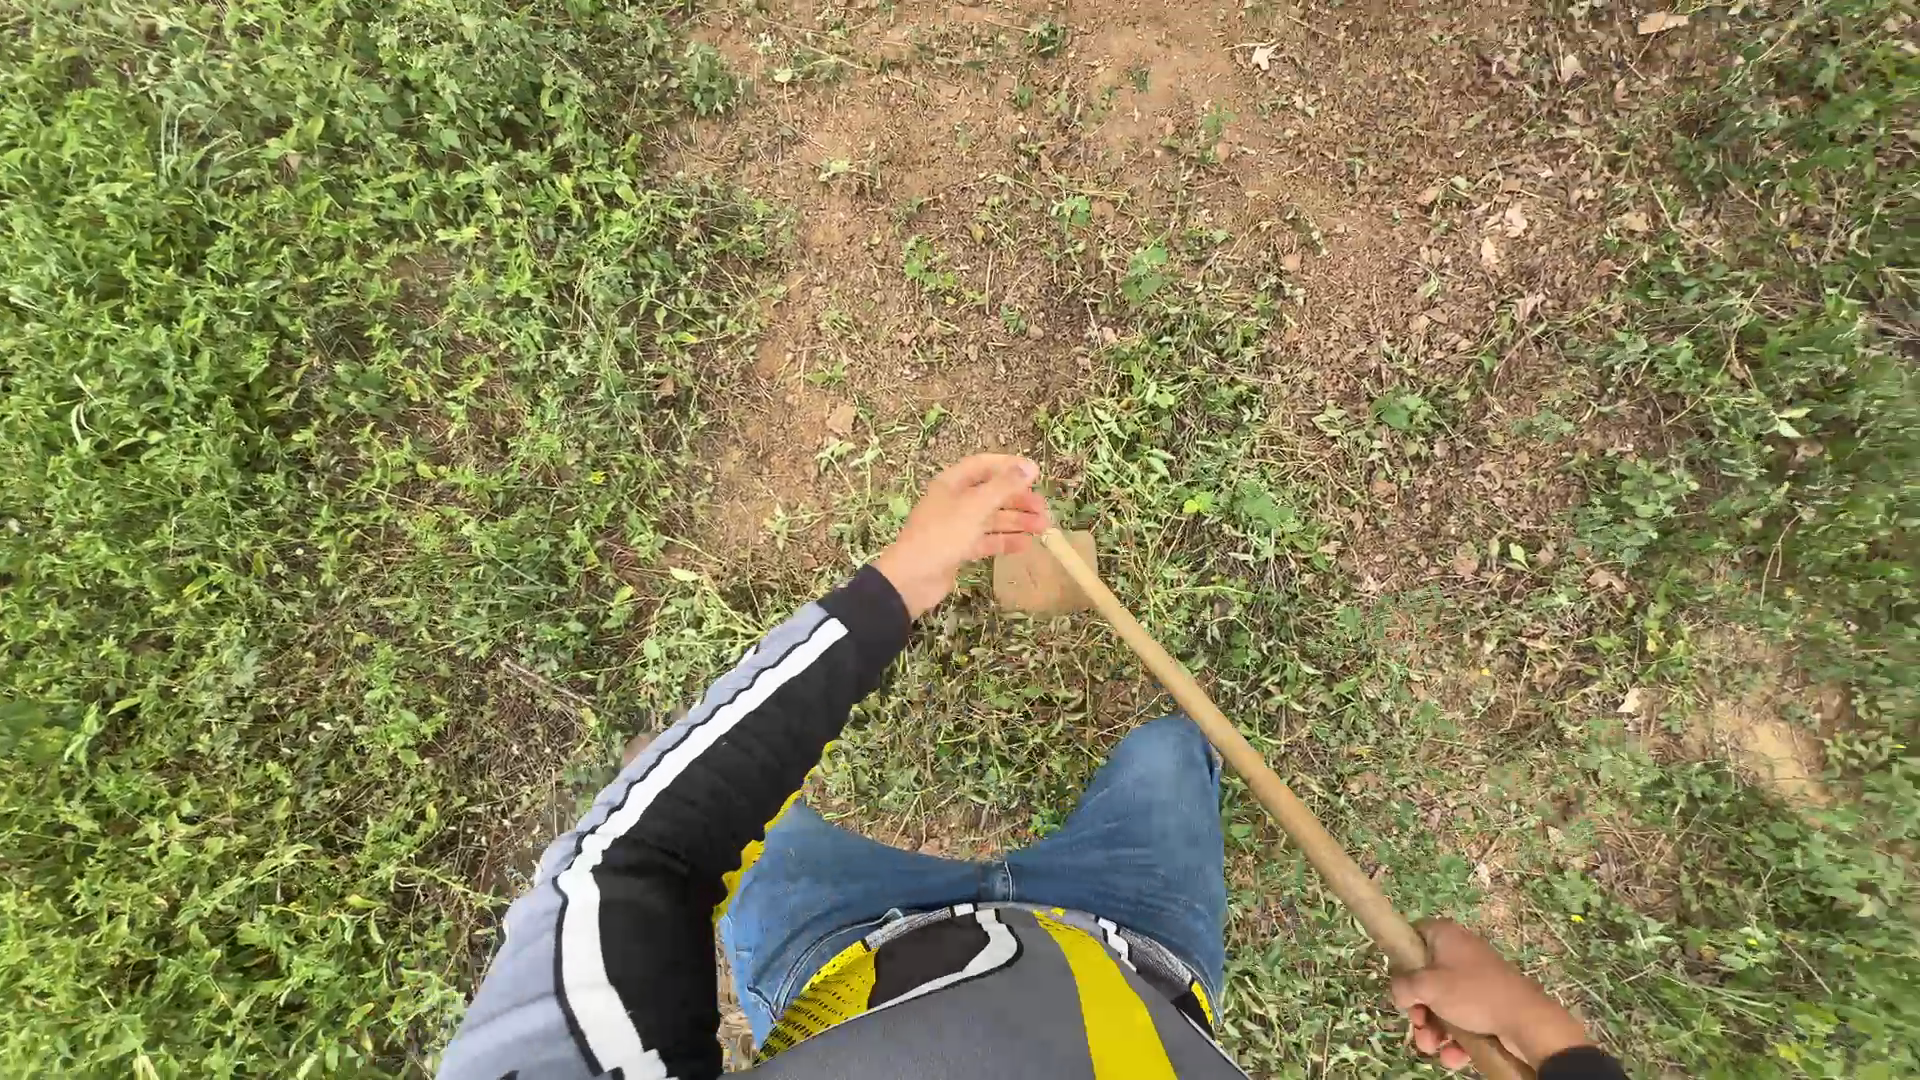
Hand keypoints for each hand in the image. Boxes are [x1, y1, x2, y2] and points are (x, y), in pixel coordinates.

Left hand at [871, 454, 1049, 618]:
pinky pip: (986, 540)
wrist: (912, 579)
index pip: (983, 466)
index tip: (1035, 473)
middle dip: (1018, 499)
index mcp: (951, 483)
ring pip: (991, 519)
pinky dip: (1004, 541)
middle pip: (991, 494)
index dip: (1009, 467)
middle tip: (1043, 509)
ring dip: (1016, 521)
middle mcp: (954, 501)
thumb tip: (1030, 466)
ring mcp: (956, 526)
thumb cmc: (942, 535)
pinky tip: (1025, 545)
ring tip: (1042, 528)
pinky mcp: (958, 549)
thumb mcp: (975, 507)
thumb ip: (1004, 486)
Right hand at [1390, 919, 1590, 1069]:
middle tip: (1418, 1025)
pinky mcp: (1491, 1002)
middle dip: (1419, 1008)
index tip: (1400, 985)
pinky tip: (1453, 1056)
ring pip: (1444, 1001)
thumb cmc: (1471, 993)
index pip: (1411, 938)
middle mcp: (1459, 951)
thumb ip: (1401, 986)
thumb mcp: (1426, 986)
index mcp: (1443, 935)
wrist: (1530, 1023)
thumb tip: (1399, 995)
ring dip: (1434, 1027)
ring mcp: (1476, 978)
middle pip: (1425, 977)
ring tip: (1432, 1048)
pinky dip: (1456, 1035)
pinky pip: (1464, 1015)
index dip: (1401, 961)